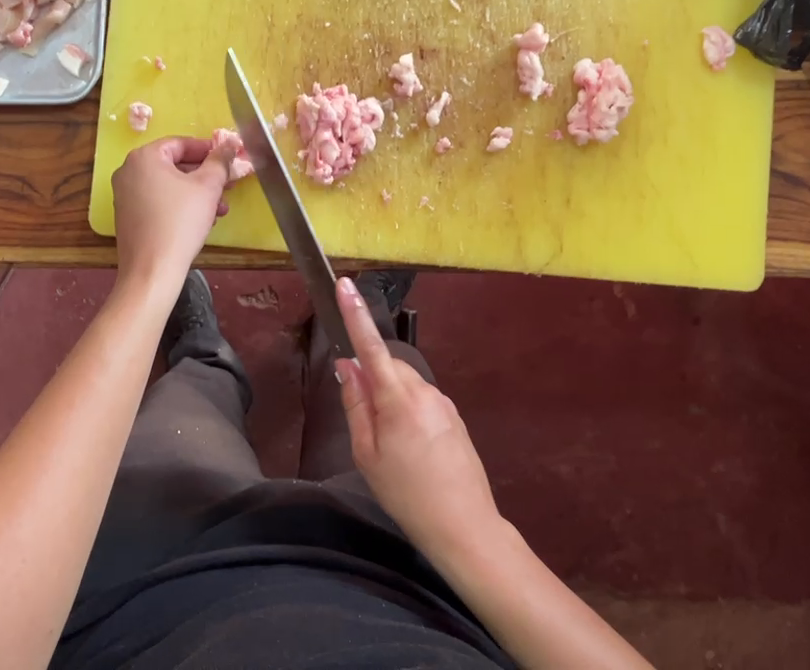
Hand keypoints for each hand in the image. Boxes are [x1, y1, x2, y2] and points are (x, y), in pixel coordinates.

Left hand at [111, 136, 237, 289]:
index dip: (208, 150)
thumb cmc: (180, 221)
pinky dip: (180, 205)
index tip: (228, 159)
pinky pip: (158, 201)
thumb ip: (220, 161)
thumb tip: (228, 145)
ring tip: (221, 208)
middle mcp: (128, 171)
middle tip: (228, 185)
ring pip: (169, 186)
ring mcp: (124, 195)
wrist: (152, 270)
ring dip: (197, 193)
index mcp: (144, 157)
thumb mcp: (208, 186)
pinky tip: (203, 220)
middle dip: (205, 176)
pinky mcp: (128, 216)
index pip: (181, 143)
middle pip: (174, 165)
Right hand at [335, 276, 503, 553]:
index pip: (370, 346)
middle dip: (371, 379)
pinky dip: (407, 411)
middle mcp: (424, 391)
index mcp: (397, 400)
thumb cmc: (406, 494)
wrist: (464, 526)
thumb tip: (347, 366)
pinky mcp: (454, 416)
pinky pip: (421, 400)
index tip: (345, 284)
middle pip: (387, 366)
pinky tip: (411, 450)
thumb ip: (355, 405)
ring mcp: (443, 402)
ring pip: (405, 384)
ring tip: (391, 447)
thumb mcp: (366, 455)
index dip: (355, 314)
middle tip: (364, 424)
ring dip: (390, 398)